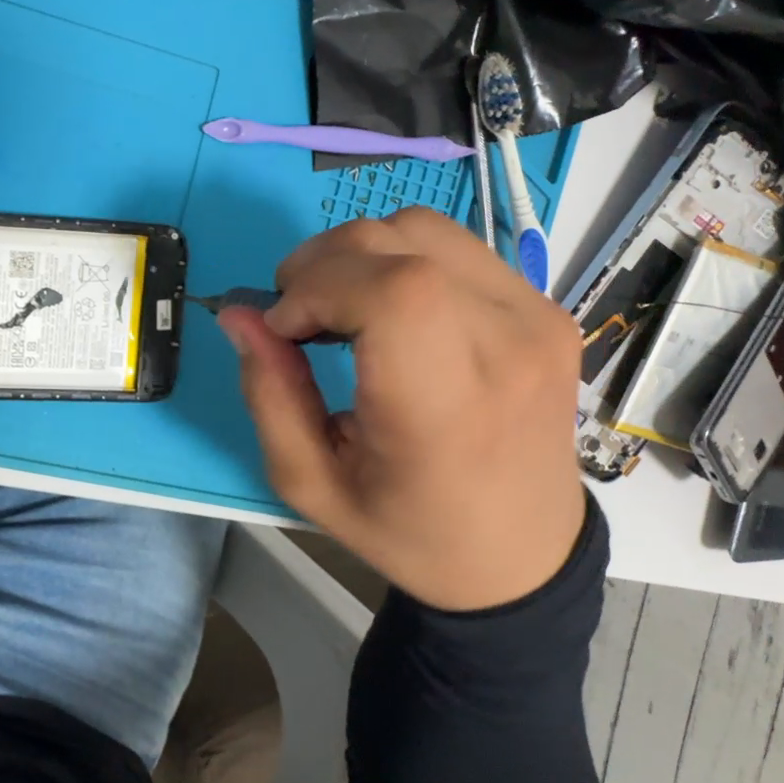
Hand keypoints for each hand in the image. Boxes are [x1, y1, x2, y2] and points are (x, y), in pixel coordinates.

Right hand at [221, 208, 585, 610]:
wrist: (518, 554)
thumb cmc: (405, 529)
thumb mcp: (309, 482)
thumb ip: (268, 394)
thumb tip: (239, 315)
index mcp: (445, 406)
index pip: (391, 290)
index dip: (316, 288)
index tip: (282, 331)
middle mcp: (506, 345)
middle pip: (396, 242)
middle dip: (319, 265)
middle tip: (295, 320)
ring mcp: (536, 317)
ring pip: (421, 227)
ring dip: (356, 255)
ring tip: (335, 310)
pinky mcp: (544, 307)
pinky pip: (451, 246)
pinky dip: (396, 261)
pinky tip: (382, 312)